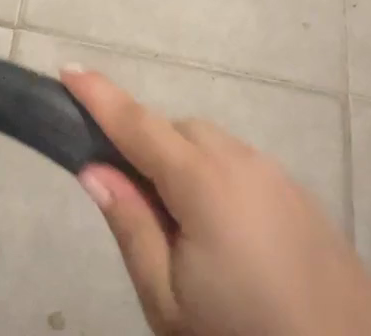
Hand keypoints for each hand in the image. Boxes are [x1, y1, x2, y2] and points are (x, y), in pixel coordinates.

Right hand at [64, 67, 370, 335]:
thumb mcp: (169, 300)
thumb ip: (131, 226)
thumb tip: (95, 171)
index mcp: (203, 181)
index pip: (137, 124)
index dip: (99, 96)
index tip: (67, 69)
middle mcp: (242, 162)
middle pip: (177, 132)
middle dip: (146, 148)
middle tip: (132, 204)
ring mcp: (279, 177)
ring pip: (212, 148)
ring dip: (184, 165)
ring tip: (182, 233)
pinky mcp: (303, 200)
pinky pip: (242, 168)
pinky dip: (218, 181)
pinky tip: (227, 240)